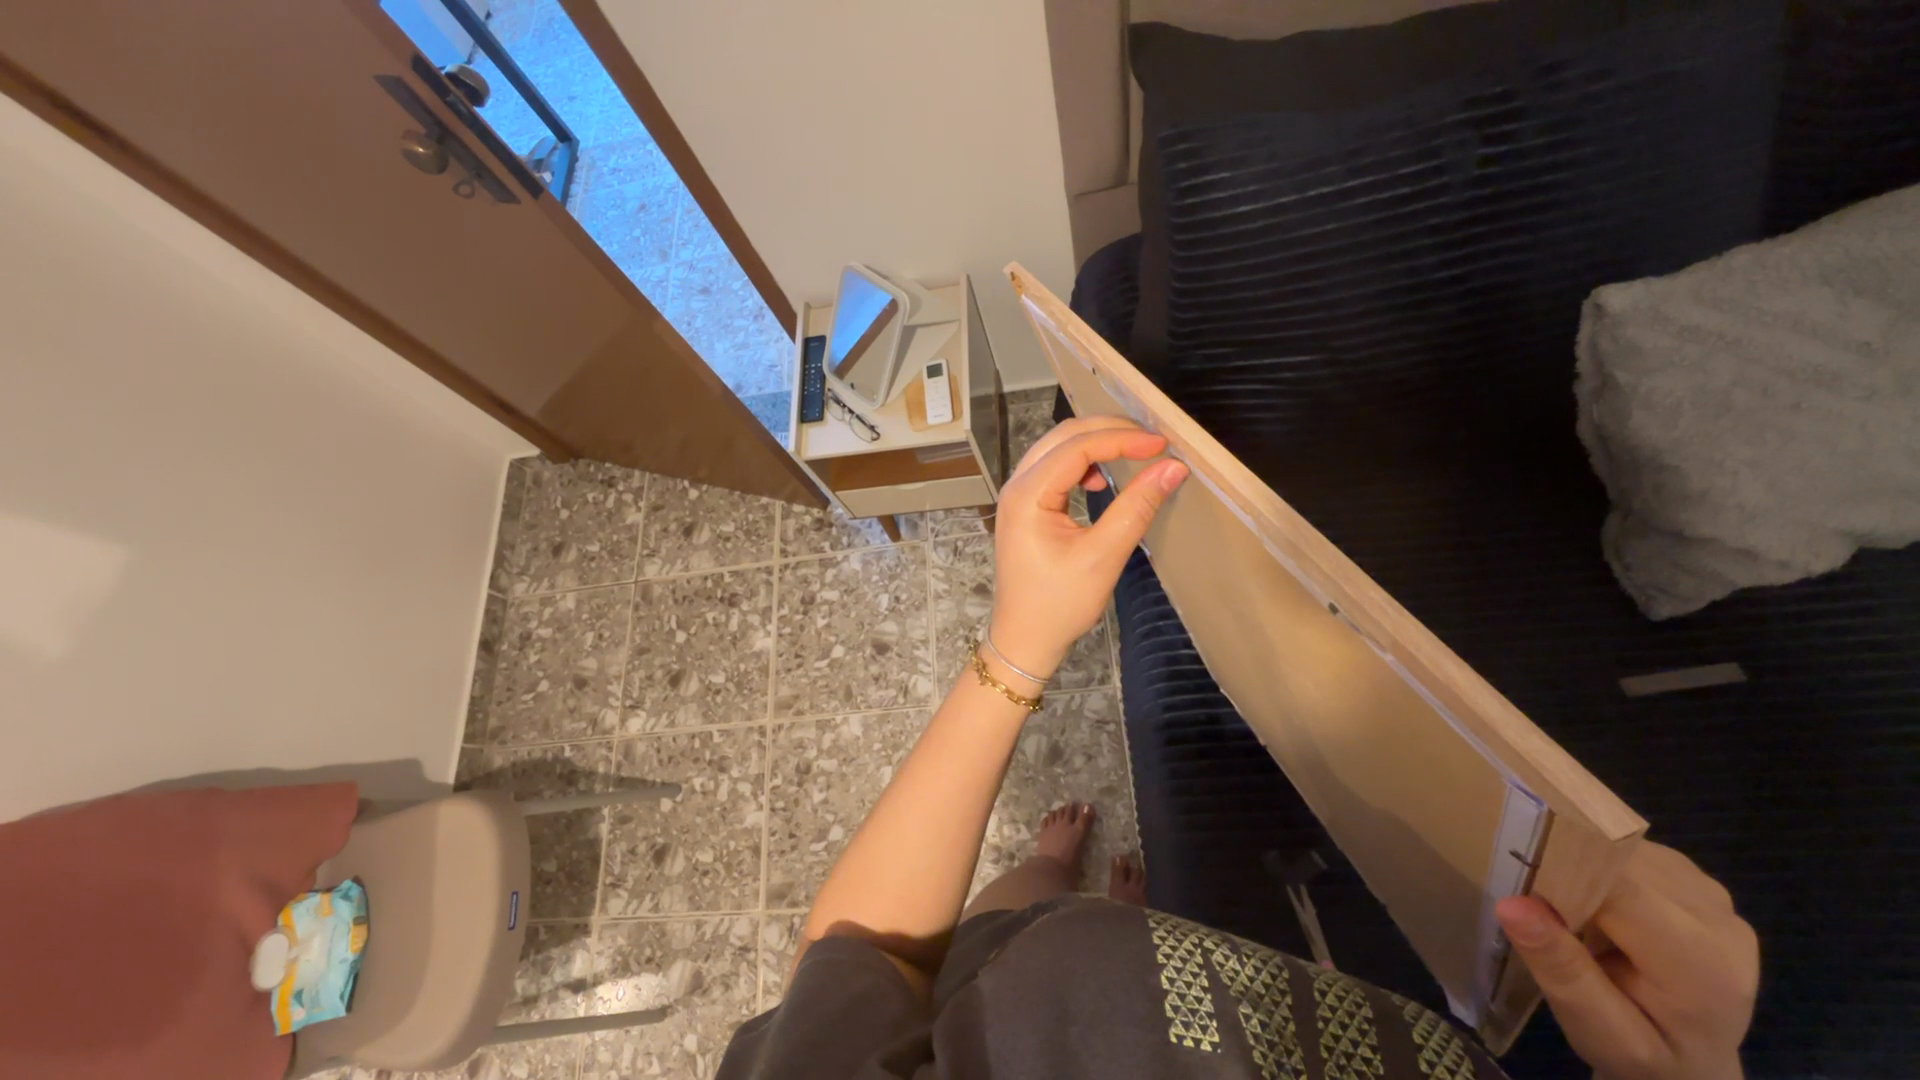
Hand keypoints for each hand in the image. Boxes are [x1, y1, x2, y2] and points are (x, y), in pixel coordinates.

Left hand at [987, 415, 1187, 681]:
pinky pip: (1054, 467)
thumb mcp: (1103, 557)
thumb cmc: (1059, 604)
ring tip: (1133, 453)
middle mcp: (1017, 486)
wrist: (1025, 639)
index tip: (1162, 444)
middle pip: (1063, 436)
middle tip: (1152, 441)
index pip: (1077, 447)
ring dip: (1096, 444)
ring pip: (1057, 448)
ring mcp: (1018, 495)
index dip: (1122, 439)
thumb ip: (1136, 508)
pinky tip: (1102, 482)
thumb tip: (1172, 468)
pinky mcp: (1026, 506)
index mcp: (1027, 495)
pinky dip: (1082, 463)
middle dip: (1109, 431)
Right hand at [1497, 842, 1758, 1079]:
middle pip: (1620, 863)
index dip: (1564, 875)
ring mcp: (1714, 897)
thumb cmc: (1644, 1057)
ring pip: (1623, 852)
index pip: (1618, 886)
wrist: (1698, 1066)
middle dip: (1571, 875)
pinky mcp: (1702, 884)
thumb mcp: (1598, 1033)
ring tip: (1578, 917)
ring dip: (1588, 871)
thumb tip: (1513, 905)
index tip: (1524, 888)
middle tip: (1545, 913)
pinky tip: (1607, 910)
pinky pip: (1635, 855)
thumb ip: (1563, 973)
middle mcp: (1718, 919)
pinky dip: (1607, 871)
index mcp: (1699, 963)